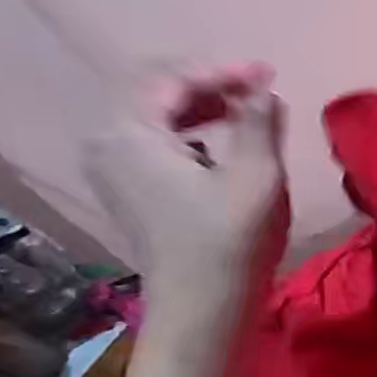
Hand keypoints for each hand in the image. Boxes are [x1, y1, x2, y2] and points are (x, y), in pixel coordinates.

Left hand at [86, 65, 288, 303]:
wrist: (202, 305)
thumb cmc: (230, 240)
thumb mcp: (256, 177)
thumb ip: (259, 124)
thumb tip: (264, 91)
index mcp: (129, 132)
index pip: (170, 77)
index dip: (222, 70)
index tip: (269, 74)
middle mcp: (106, 141)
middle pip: (154, 91)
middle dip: (209, 85)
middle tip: (258, 90)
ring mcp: (111, 167)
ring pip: (154, 117)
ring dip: (201, 108)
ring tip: (246, 114)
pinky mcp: (128, 189)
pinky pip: (154, 142)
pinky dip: (190, 133)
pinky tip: (223, 146)